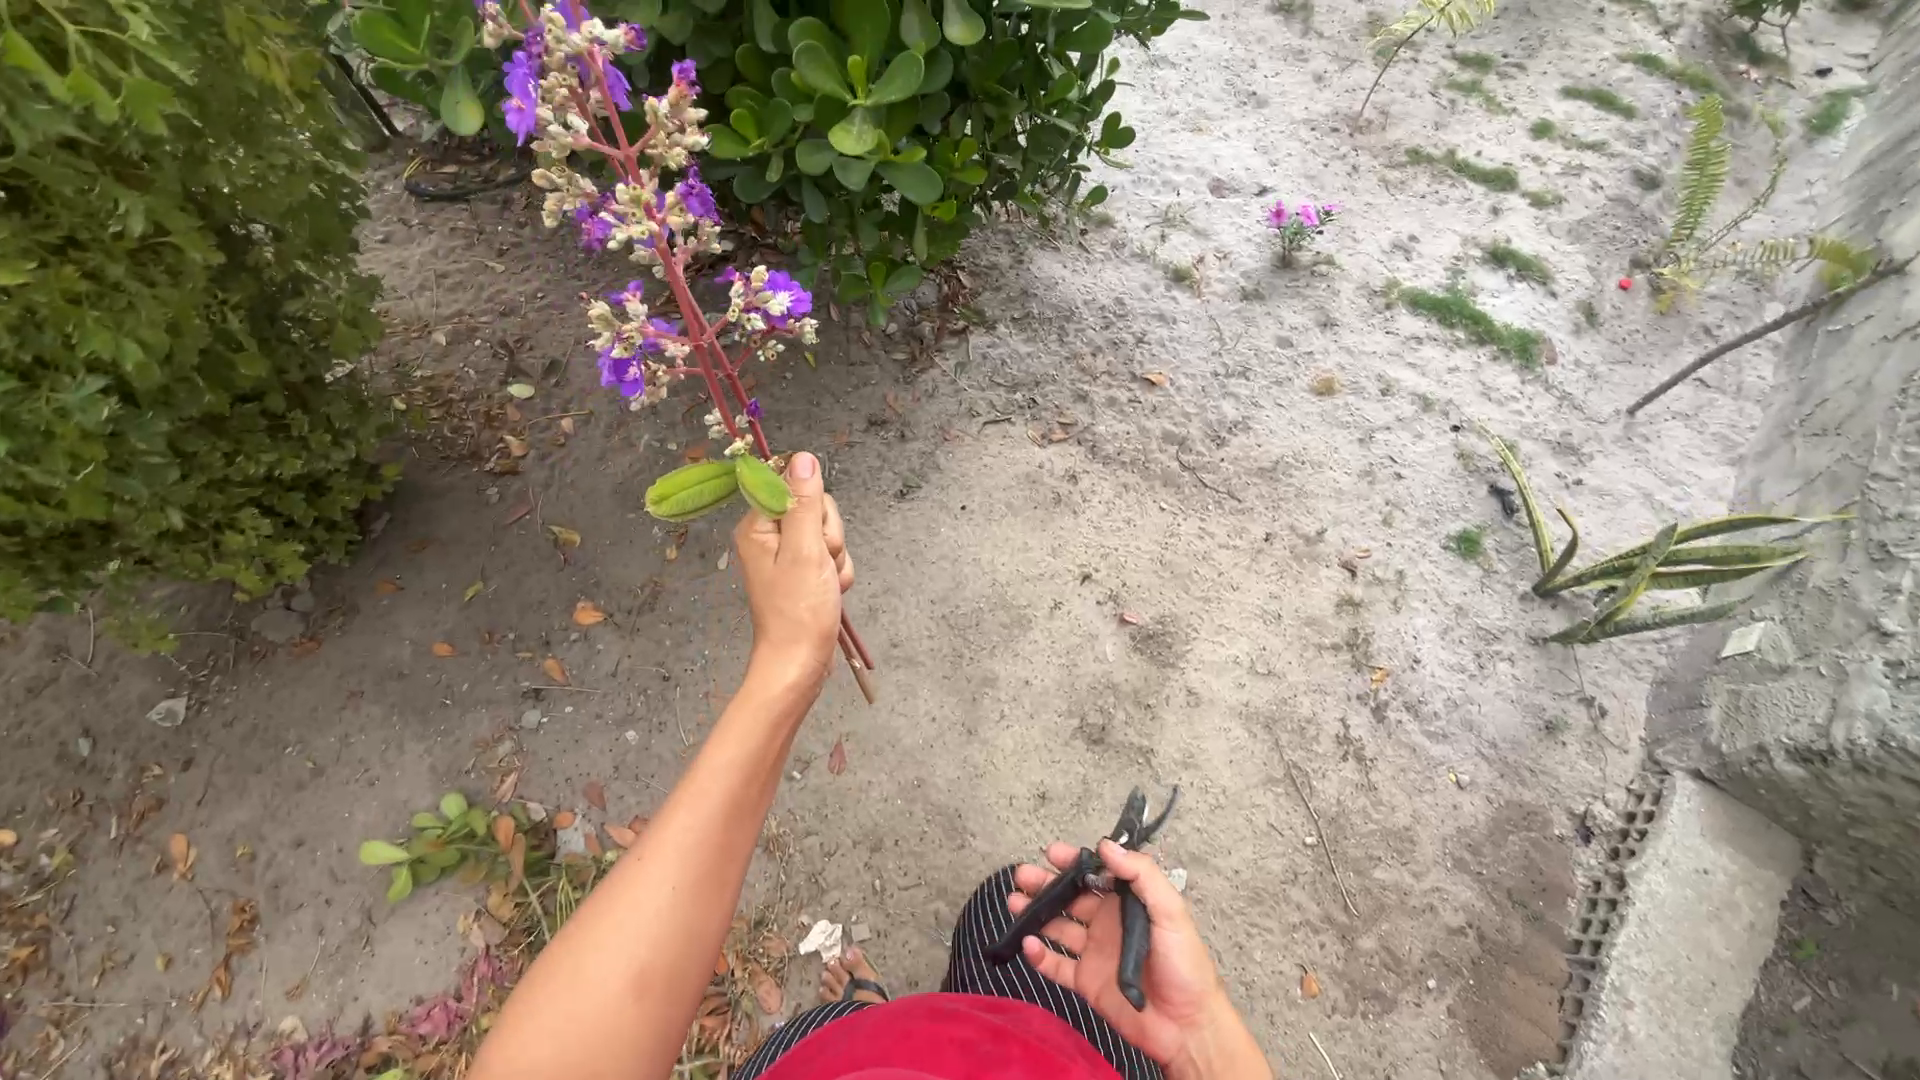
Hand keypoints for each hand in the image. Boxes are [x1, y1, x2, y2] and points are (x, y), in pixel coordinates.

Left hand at [733, 452, 853, 694]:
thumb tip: (803, 457)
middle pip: (816, 510)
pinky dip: (837, 574)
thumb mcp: (805, 550)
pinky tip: (830, 592)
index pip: (796, 488)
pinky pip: (831, 558)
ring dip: (836, 559)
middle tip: (820, 564)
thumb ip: (805, 502)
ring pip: (828, 535)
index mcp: (758, 526)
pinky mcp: (803, 574)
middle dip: (829, 537)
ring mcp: (787, 557)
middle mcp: (768, 537)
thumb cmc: (798, 611)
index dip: (815, 510)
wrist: (801, 663)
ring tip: (825, 584)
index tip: (813, 538)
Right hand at [1009, 840, 1268, 1079]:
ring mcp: (1094, 952)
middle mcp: (1107, 922)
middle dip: (1045, 884)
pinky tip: (1027, 944)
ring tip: (1014, 902)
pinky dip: (1039, 955)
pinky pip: (1057, 965)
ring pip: (1058, 927)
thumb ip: (1142, 875)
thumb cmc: (1185, 965)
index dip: (1073, 862)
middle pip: (1070, 897)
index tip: (1052, 852)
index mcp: (1127, 902)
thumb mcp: (1171, 912)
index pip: (1095, 874)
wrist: (1187, 1027)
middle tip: (1022, 875)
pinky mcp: (1087, 981)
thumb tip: (1106, 846)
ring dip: (1035, 913)